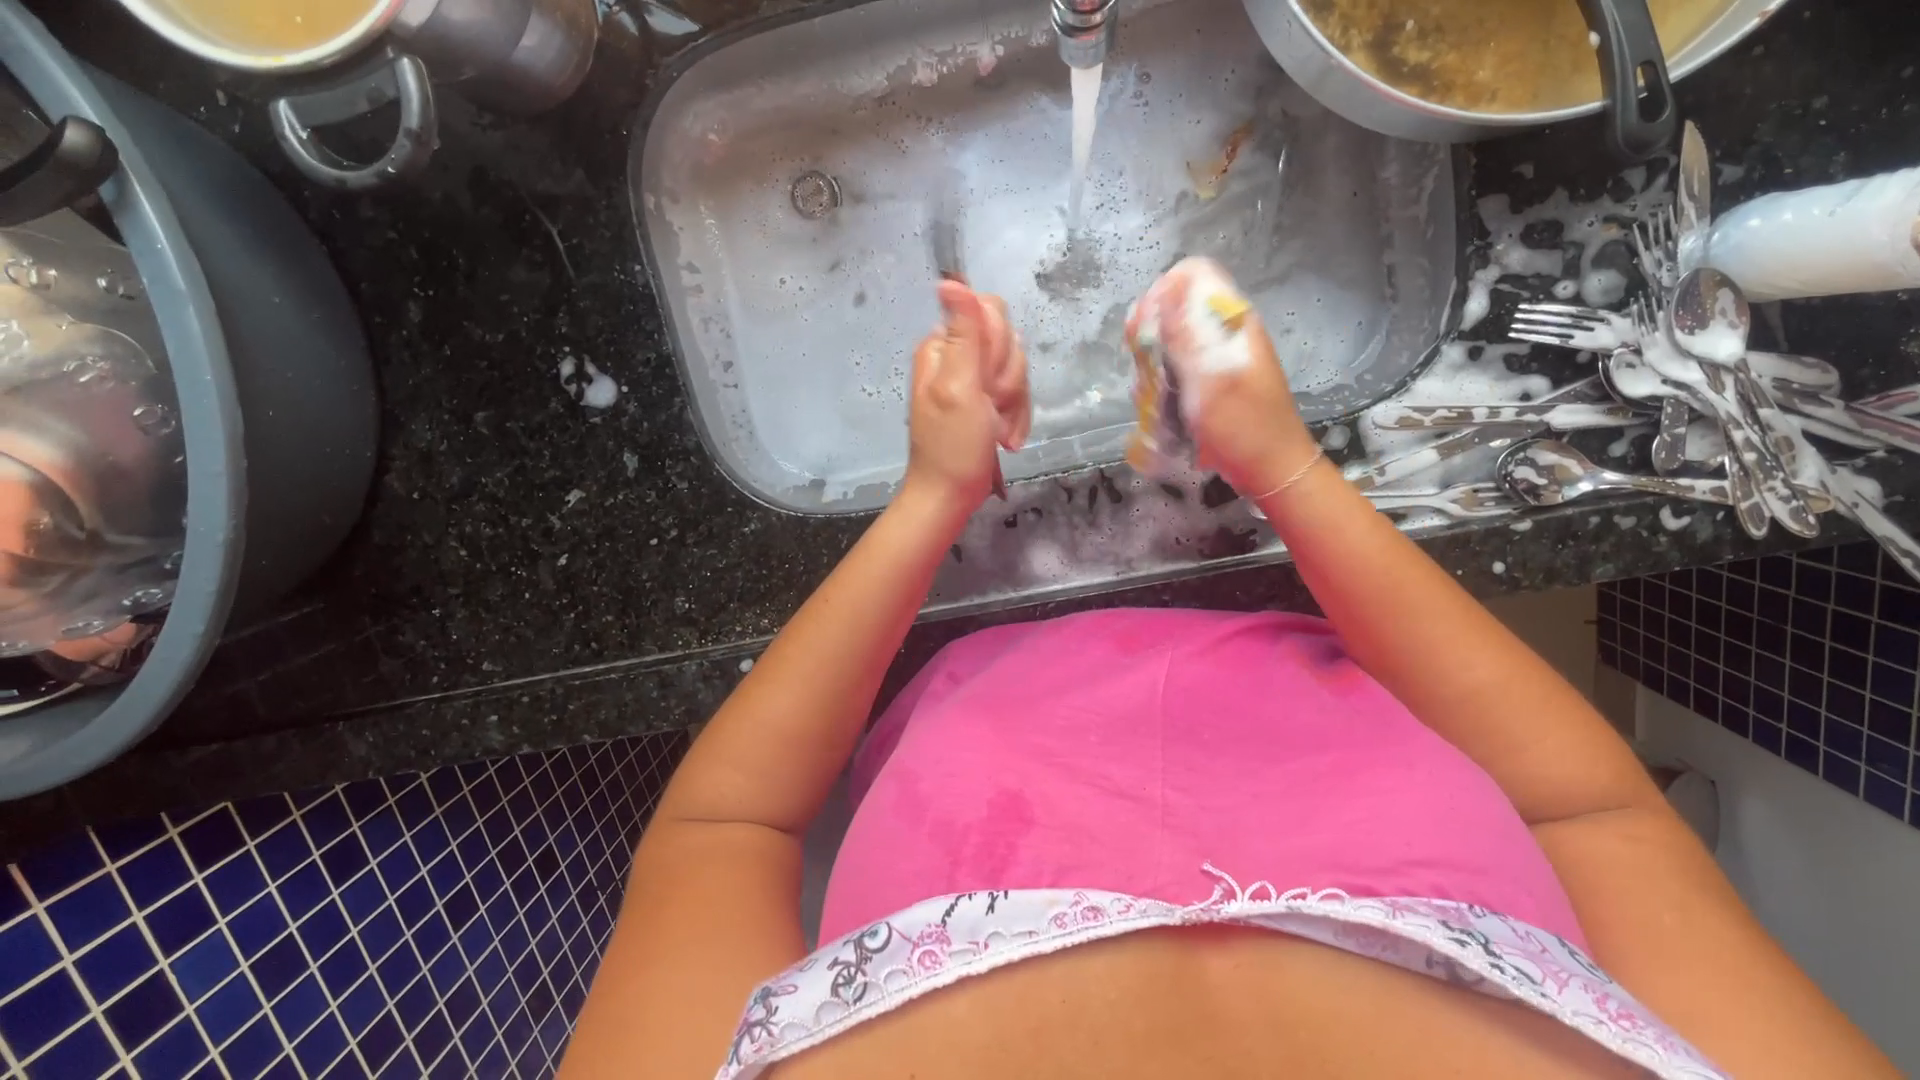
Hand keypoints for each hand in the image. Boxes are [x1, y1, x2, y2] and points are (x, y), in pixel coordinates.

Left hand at [902, 280, 1030, 507]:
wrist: (951, 495)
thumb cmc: (953, 445)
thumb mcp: (959, 386)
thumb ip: (962, 333)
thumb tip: (949, 281)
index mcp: (942, 346)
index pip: (990, 313)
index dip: (1000, 347)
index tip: (987, 382)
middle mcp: (956, 357)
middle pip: (1008, 342)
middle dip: (1008, 380)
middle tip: (989, 409)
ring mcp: (972, 382)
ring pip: (1016, 370)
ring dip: (1014, 404)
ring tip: (995, 430)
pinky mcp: (986, 404)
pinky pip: (1016, 396)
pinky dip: (1015, 418)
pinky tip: (1004, 439)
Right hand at [1127, 257, 1320, 496]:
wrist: (1272, 470)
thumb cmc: (1244, 427)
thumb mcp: (1210, 380)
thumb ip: (1185, 335)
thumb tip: (1162, 290)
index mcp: (1231, 321)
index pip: (1193, 275)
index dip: (1163, 292)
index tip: (1147, 328)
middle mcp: (1223, 332)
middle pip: (1176, 307)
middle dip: (1152, 333)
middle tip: (1145, 366)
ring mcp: (1216, 357)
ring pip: (1171, 341)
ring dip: (1153, 363)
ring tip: (1150, 392)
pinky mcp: (1209, 381)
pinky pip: (1176, 369)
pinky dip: (1161, 383)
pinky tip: (1157, 405)